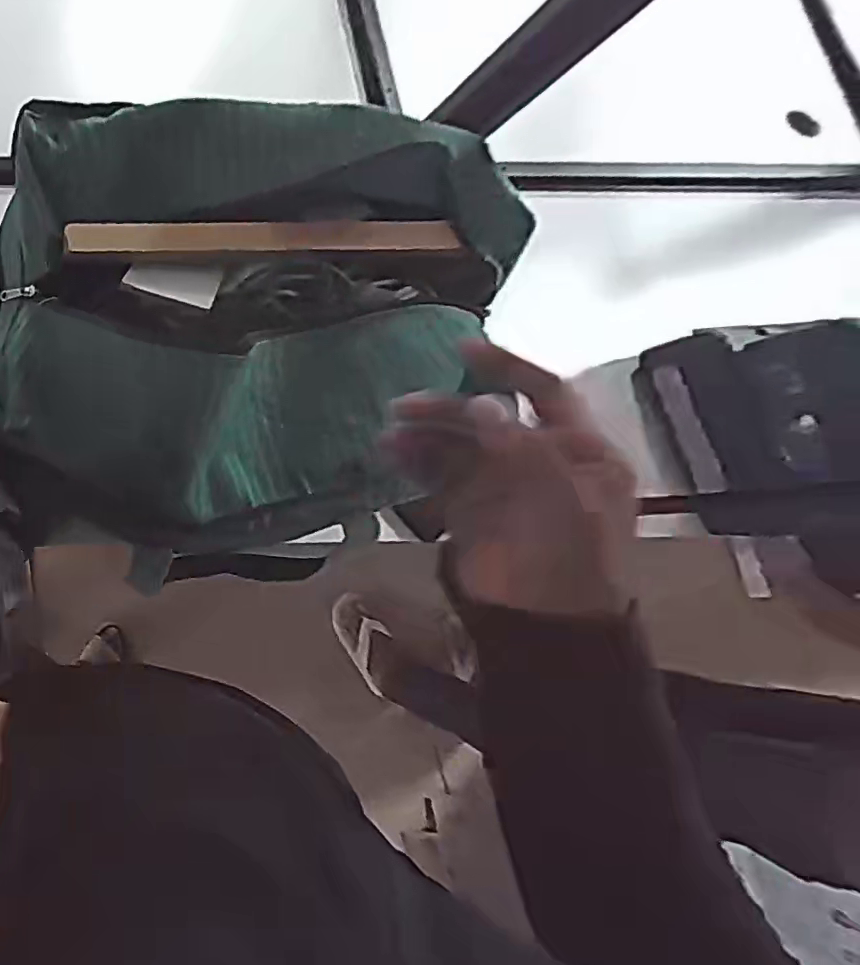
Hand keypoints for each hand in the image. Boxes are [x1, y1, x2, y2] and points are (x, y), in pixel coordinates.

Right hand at [382, 340, 636, 617]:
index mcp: (576, 452)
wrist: (538, 617)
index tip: (461, 347)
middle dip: (444, 407)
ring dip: (421, 433)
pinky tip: (390, 452)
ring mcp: (497, 482)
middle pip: (486, 418)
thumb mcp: (555, 498)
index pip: (544, 393)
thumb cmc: (562, 556)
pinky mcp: (465, 504)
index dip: (505, 367)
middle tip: (400, 406)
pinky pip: (435, 470)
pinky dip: (412, 458)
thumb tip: (479, 405)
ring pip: (454, 443)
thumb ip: (520, 447)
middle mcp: (536, 459)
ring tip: (388, 434)